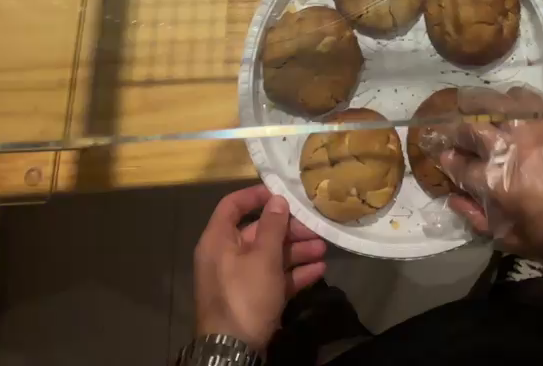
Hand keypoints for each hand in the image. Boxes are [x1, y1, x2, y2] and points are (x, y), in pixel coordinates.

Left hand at [193, 185, 327, 350]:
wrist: (234, 353)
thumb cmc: (245, 295)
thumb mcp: (263, 257)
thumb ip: (273, 225)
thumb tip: (278, 199)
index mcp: (219, 240)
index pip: (233, 205)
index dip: (256, 195)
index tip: (282, 192)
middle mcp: (226, 256)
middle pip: (259, 231)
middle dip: (289, 229)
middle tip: (315, 227)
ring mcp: (239, 279)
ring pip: (270, 255)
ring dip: (297, 251)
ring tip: (323, 248)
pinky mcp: (252, 299)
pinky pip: (274, 278)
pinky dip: (294, 273)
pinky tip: (319, 270)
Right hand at [434, 86, 542, 268]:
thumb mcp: (514, 239)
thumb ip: (478, 217)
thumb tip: (453, 198)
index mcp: (495, 180)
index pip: (457, 164)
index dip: (444, 160)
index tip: (438, 155)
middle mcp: (506, 145)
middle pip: (467, 128)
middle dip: (451, 131)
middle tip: (445, 133)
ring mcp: (529, 125)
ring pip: (489, 102)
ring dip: (473, 107)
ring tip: (468, 112)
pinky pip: (521, 95)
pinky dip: (507, 98)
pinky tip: (506, 107)